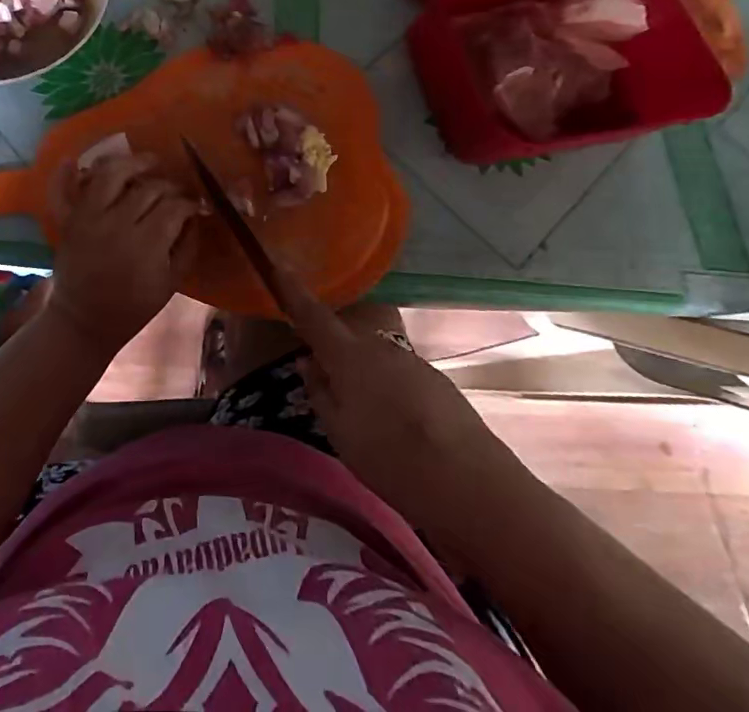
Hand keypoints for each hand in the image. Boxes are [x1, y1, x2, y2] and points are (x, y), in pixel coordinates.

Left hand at [45, 152, 199, 345]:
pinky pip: (61, 192)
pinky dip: (64, 174)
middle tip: (177, 191)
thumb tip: (195, 216)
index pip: (174, 206)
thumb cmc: (132, 306)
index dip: (190, 203)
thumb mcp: (171, 282)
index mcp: (146, 243)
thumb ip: (187, 246)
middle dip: (169, 185)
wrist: (85, 320)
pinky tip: (73, 160)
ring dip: (131, 163)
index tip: (196, 206)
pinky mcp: (67, 221)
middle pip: (148, 188)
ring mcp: (88, 218)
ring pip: (110, 175)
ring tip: (148, 162)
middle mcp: (116, 223)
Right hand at [277, 277, 505, 500]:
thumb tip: (308, 363)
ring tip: (360, 413)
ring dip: (361, 373)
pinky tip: (392, 424)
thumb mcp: (338, 431)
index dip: (293, 292)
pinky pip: (398, 375)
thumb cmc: (388, 456)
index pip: (313, 315)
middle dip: (331, 348)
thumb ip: (320, 392)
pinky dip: (387, 388)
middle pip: (346, 336)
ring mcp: (413, 362)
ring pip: (374, 357)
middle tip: (321, 378)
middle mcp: (381, 347)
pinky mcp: (436, 381)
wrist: (468, 481)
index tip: (279, 267)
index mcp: (348, 355)